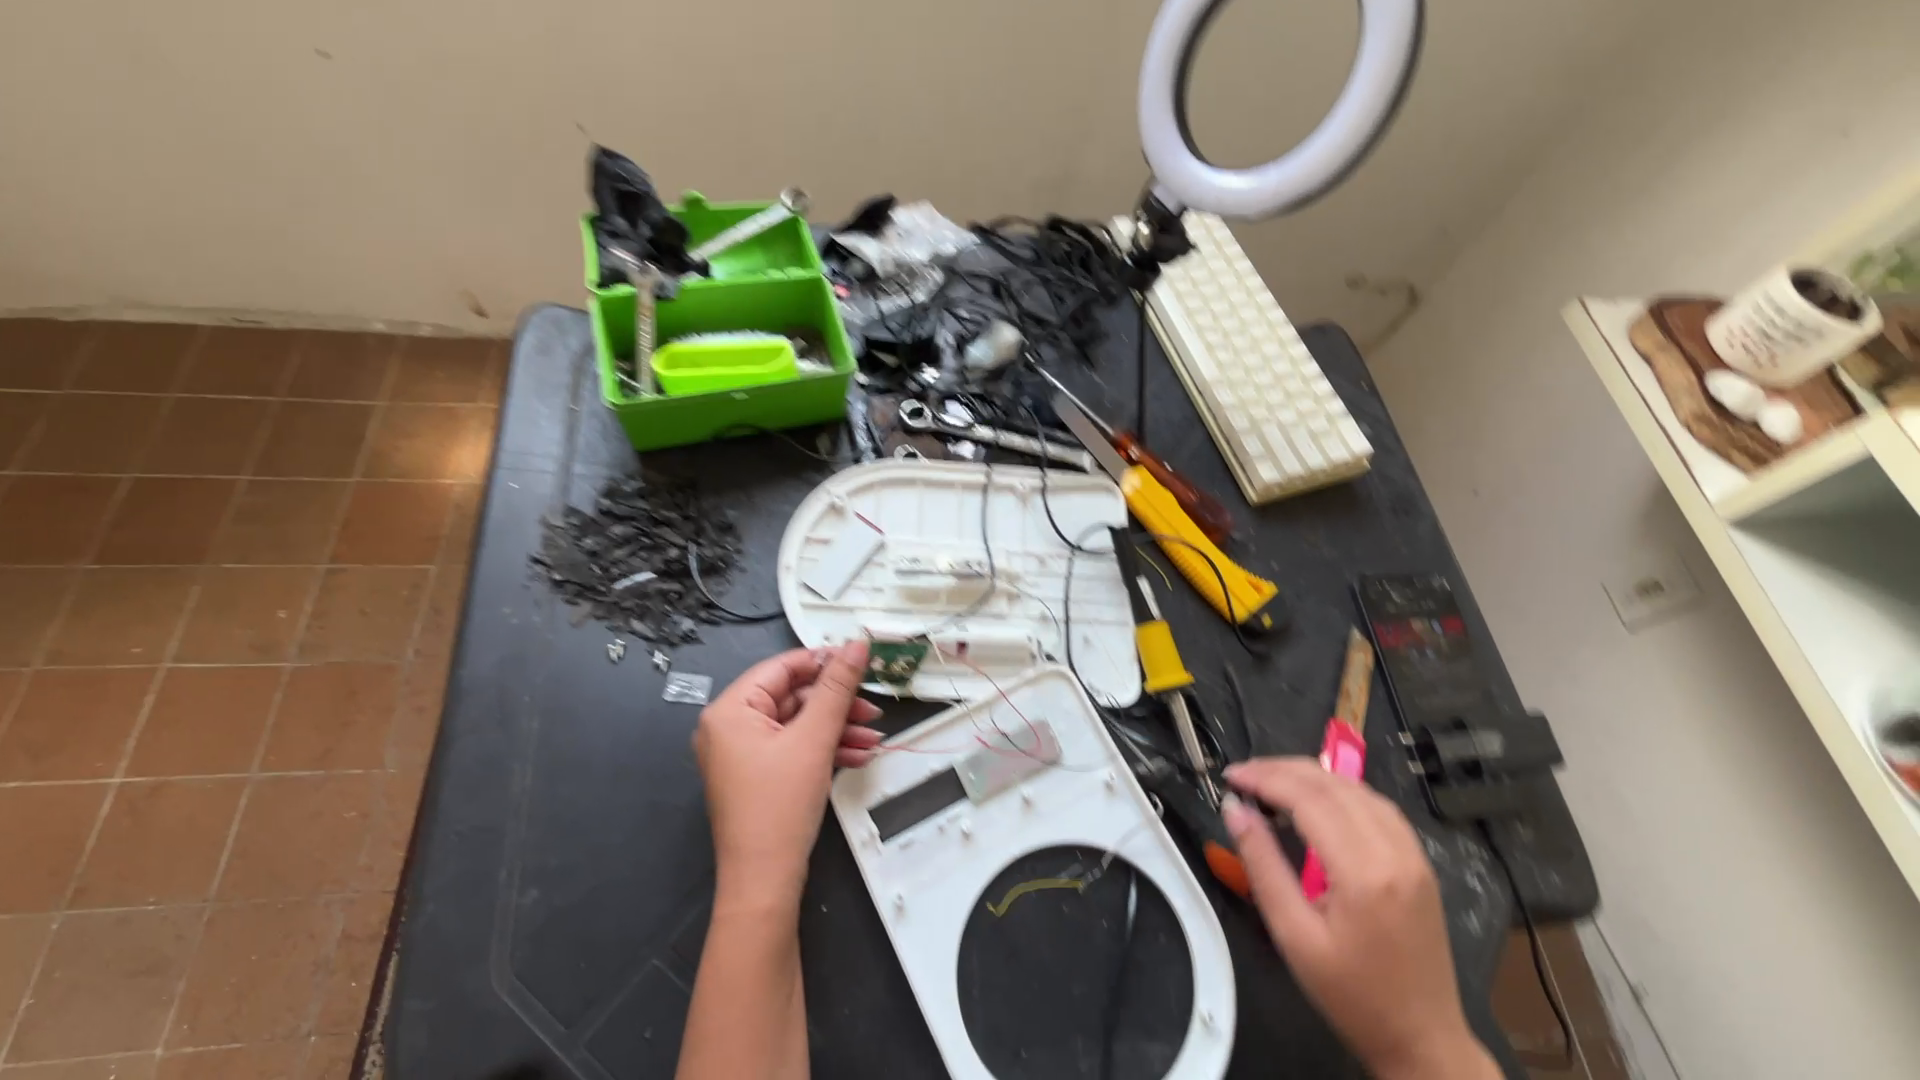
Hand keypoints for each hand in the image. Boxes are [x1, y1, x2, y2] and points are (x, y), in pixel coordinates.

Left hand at [693, 641, 882, 910]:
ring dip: (836, 728)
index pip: (781, 667)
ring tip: (873, 737)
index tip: (860, 661)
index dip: (823, 661)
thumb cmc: (780, 806)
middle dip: (836, 704)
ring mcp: (741, 754)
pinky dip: (824, 750)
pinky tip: (856, 756)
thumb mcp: (814, 740)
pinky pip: (793, 749)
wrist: (764, 882)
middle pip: (792, 697)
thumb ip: (837, 688)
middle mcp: (728, 727)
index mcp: (729, 710)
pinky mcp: (757, 777)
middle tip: (873, 708)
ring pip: (797, 725)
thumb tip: (856, 645)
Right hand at [1221, 758, 1497, 1079]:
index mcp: (1363, 872)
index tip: (1231, 776)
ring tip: (1271, 781)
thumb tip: (1235, 810)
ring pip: (1359, 790)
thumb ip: (1262, 864)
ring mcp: (1414, 856)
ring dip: (1313, 776)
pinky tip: (1317, 800)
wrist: (1422, 1038)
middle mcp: (1395, 852)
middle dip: (1284, 770)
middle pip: (1335, 785)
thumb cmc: (1350, 995)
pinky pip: (1379, 807)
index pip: (1309, 798)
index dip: (1266, 779)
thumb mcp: (1293, 934)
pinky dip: (1341, 792)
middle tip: (1244, 774)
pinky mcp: (1420, 864)